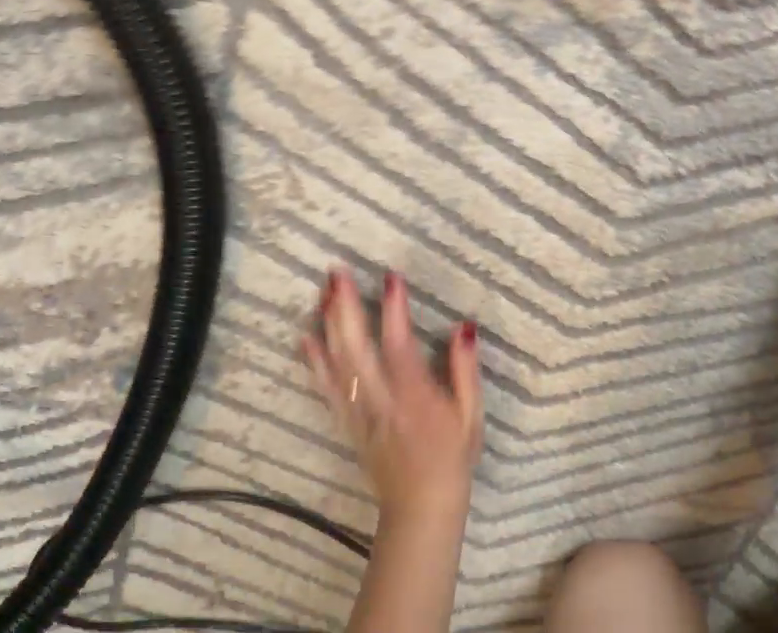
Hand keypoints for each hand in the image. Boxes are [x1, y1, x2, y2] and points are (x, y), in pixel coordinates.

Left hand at [304, 267, 483, 527]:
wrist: (420, 506)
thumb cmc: (452, 457)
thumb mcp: (471, 415)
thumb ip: (465, 370)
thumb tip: (464, 328)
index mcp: (415, 397)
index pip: (399, 346)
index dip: (394, 310)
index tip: (390, 277)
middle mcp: (381, 401)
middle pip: (355, 349)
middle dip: (345, 307)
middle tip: (337, 272)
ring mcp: (359, 412)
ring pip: (336, 363)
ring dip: (327, 324)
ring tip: (323, 290)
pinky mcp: (347, 422)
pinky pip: (326, 387)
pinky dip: (314, 360)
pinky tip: (306, 335)